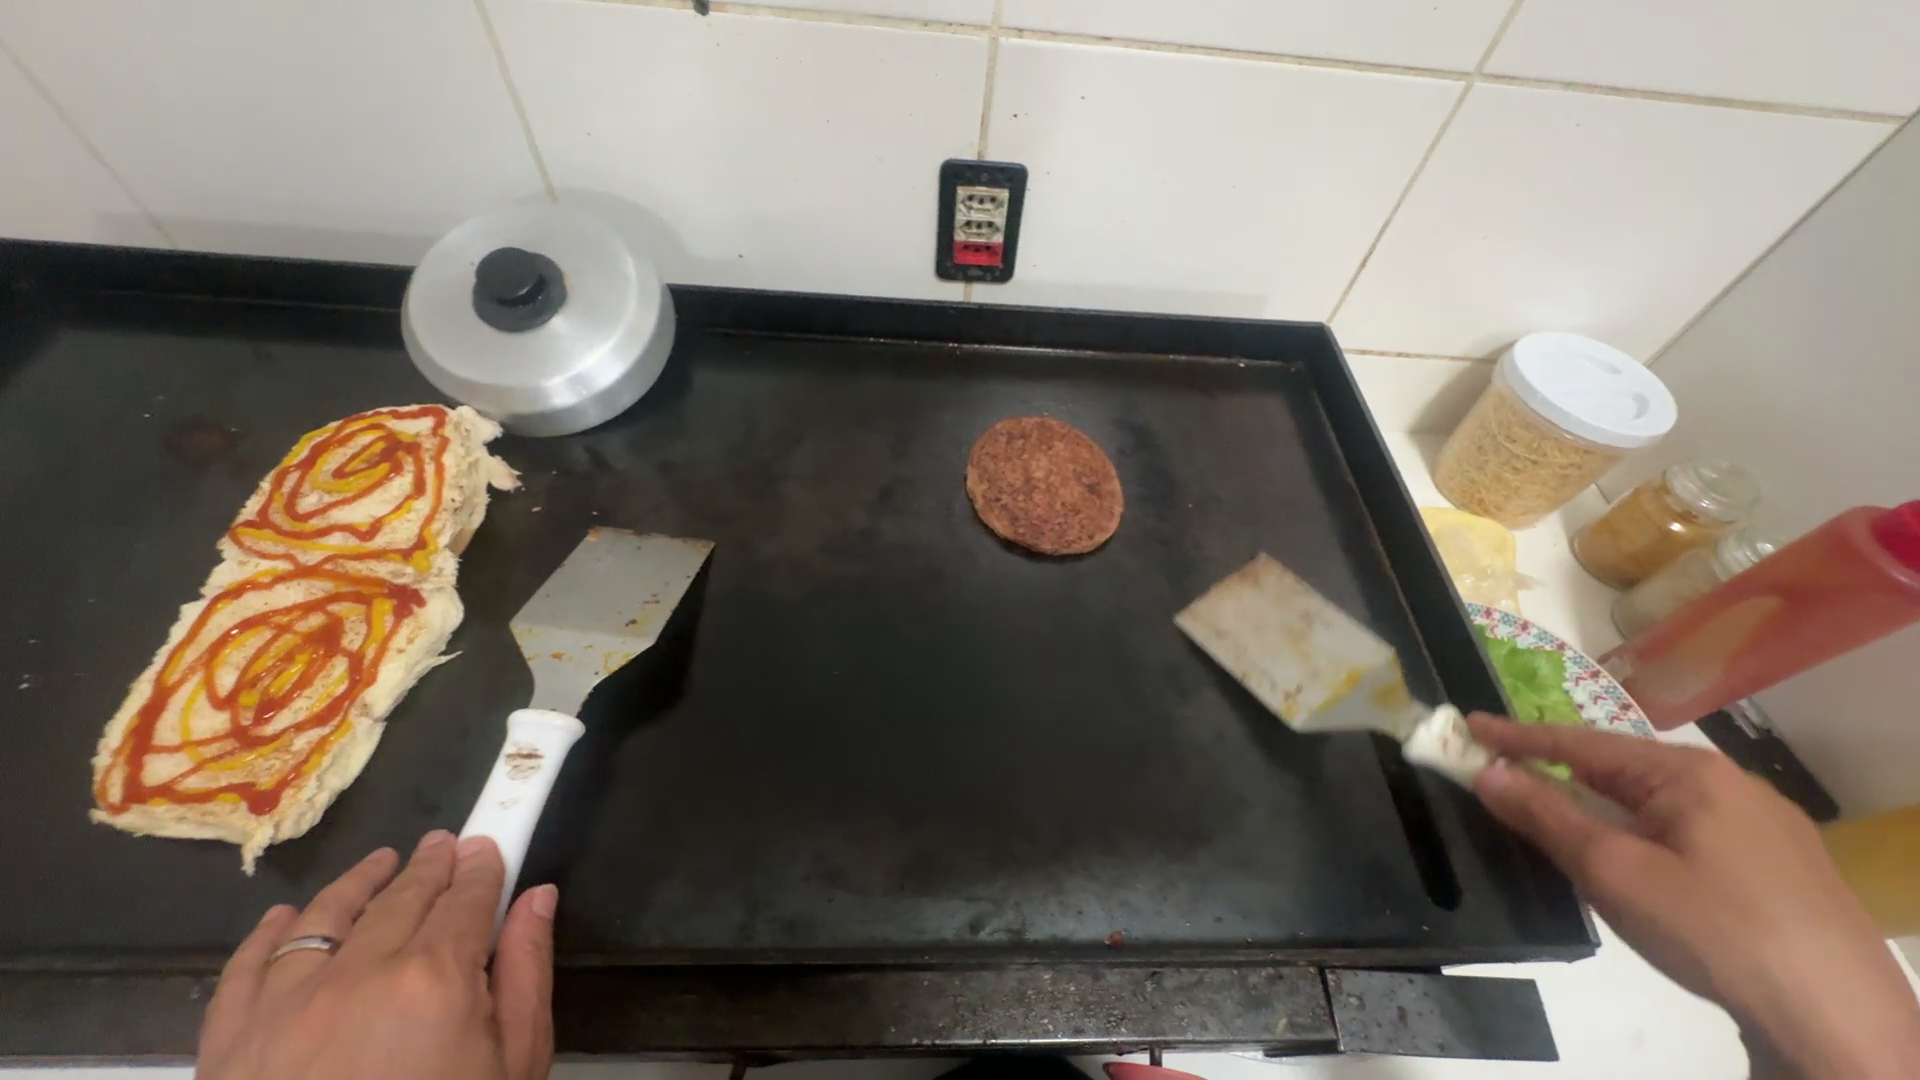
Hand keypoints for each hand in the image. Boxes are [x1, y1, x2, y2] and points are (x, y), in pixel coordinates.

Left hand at [197, 831, 556, 1079]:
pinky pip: (244, 972)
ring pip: (325, 917)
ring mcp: (286, 1008)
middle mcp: (360, 974)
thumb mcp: (516, 1063)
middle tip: (446, 843)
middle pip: (403, 895)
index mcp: (437, 977)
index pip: (468, 896)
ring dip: (360, 881)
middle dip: (432, 863)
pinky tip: (285, 917)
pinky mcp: (228, 1049)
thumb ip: (528, 971)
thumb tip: (538, 897)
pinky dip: (268, 935)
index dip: (484, 867)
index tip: (491, 846)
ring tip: (381, 862)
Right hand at [1467, 714, 1919, 1079]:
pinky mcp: (1782, 866)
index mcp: (1689, 774)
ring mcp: (1765, 826)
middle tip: (1504, 776)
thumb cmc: (1712, 930)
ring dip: (1599, 806)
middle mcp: (1731, 785)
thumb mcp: (1610, 870)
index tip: (1468, 724)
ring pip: (1654, 801)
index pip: (1581, 743)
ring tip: (1556, 817)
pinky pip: (1687, 828)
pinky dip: (1639, 830)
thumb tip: (1486, 772)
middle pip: (1620, 769)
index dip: (1518, 736)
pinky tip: (1630, 857)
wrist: (1843, 1025)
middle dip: (1559, 772)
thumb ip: (1543, 815)